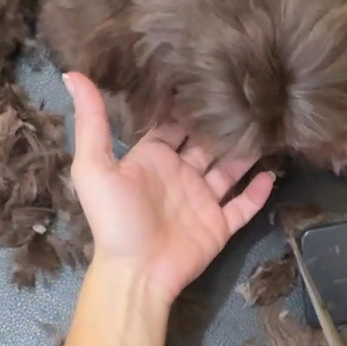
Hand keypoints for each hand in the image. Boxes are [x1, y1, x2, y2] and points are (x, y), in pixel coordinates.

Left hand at [64, 72, 274, 305]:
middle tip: (246, 96)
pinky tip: (272, 172)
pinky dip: (258, 192)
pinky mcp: (219, 226)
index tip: (206, 74)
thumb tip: (74, 73)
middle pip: (206, 144)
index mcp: (152, 159)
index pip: (172, 126)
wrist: (137, 272)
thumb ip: (92, 121)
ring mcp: (202, 201)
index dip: (186, 105)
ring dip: (245, 153)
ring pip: (229, 171)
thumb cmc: (114, 220)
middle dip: (222, 124)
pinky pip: (243, 207)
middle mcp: (180, 176)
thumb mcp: (93, 166)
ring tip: (266, 127)